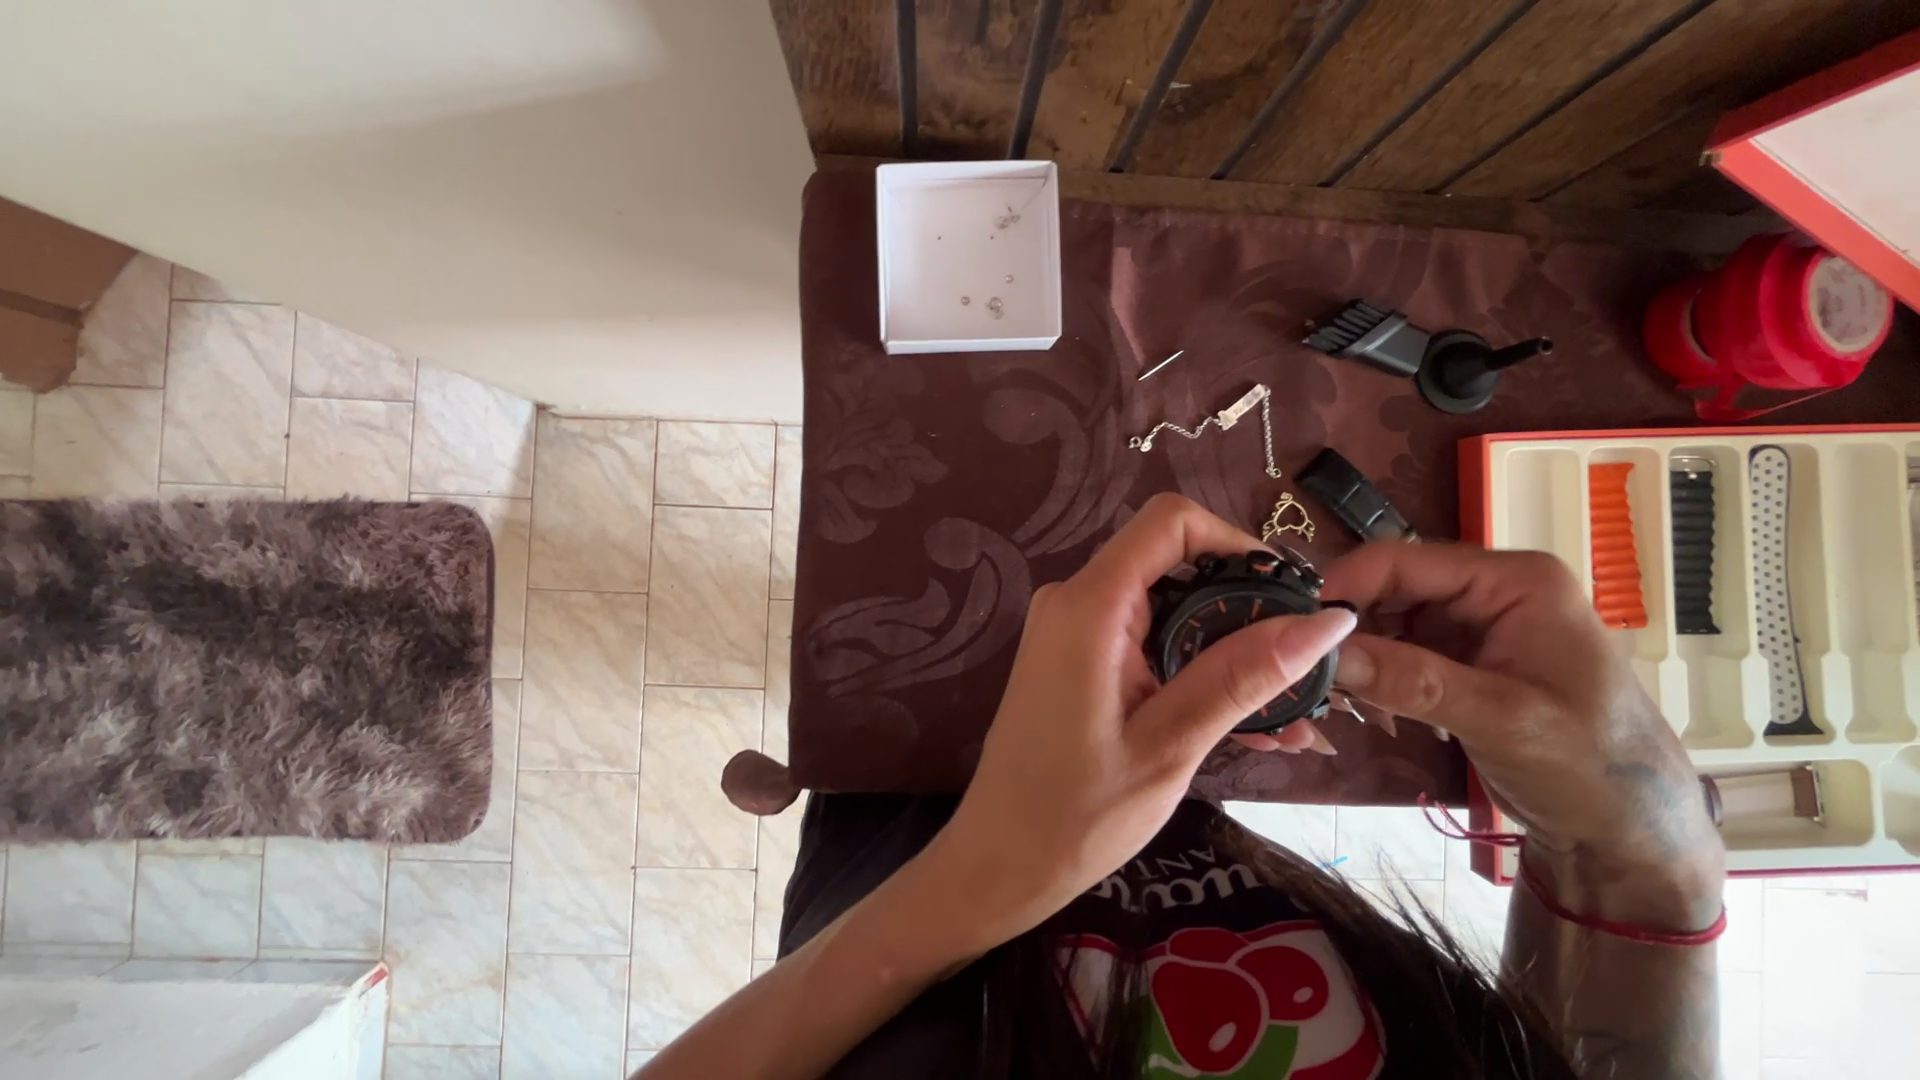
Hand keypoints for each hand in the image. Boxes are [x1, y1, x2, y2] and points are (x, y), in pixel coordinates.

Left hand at [924, 494, 1356, 946]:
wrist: (1001, 861)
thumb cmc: (1078, 813)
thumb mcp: (1171, 744)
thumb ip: (1243, 675)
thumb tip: (1328, 619)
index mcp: (1089, 606)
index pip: (1170, 522)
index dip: (1237, 542)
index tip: (1288, 596)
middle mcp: (1074, 601)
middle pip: (1174, 564)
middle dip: (1244, 608)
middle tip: (1304, 667)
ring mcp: (1072, 631)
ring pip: (1169, 610)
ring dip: (1229, 651)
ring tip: (1295, 713)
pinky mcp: (1077, 660)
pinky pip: (1147, 643)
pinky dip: (1195, 671)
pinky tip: (1251, 725)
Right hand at [1318, 542, 1724, 929]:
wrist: (1632, 833)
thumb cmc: (1592, 767)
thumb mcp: (1500, 719)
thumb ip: (1411, 681)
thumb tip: (1321, 653)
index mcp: (1514, 580)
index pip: (1403, 560)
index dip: (1343, 586)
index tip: (1292, 628)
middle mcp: (1489, 590)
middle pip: (1388, 587)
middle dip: (1346, 628)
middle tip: (1307, 672)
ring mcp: (1473, 625)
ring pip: (1385, 620)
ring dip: (1355, 656)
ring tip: (1335, 699)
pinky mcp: (1460, 659)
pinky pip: (1396, 652)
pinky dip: (1371, 677)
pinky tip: (1363, 709)